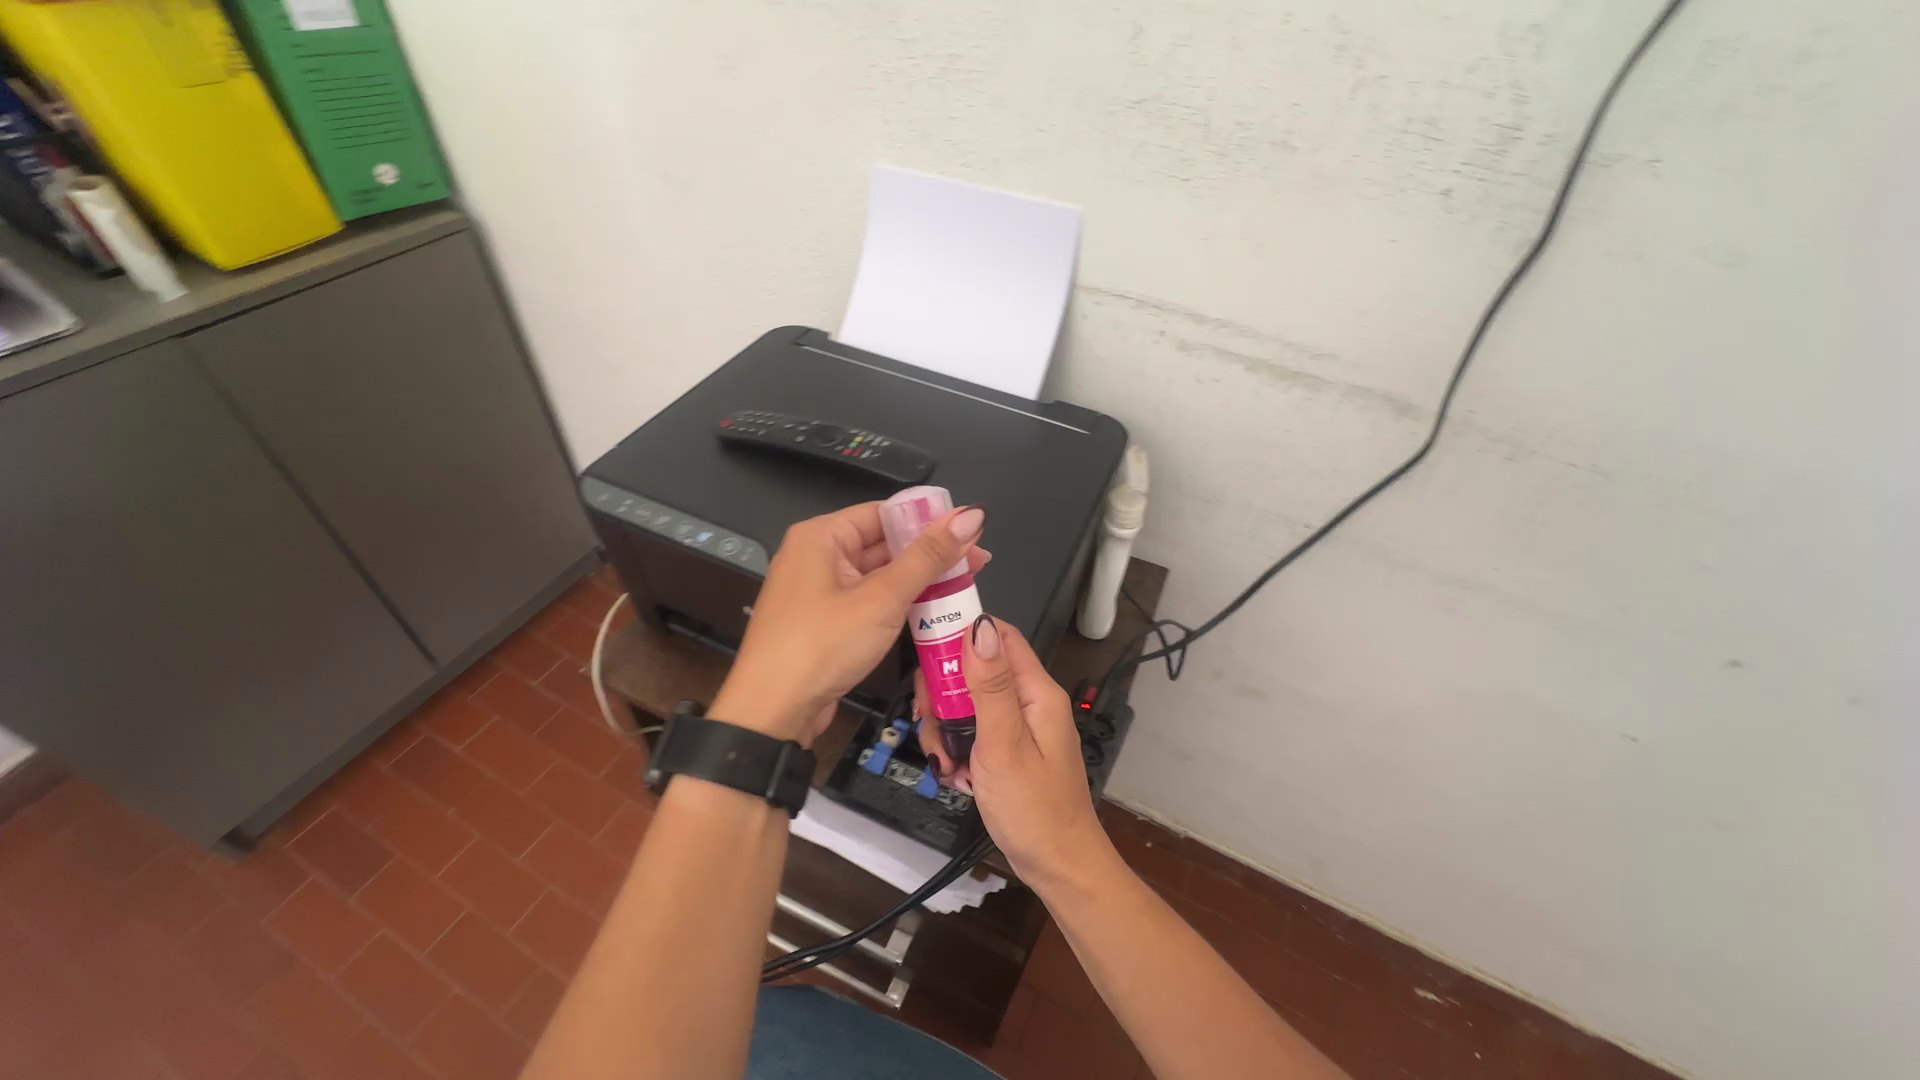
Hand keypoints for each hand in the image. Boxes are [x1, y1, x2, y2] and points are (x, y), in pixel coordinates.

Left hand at [711, 501, 987, 746]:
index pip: (885, 513)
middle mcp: (817, 555)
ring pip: (879, 574)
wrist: (772, 713)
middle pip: (884, 543)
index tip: (971, 532)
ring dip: (918, 582)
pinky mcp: (824, 621)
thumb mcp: (883, 598)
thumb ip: (929, 557)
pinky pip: (868, 600)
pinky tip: (932, 612)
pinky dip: (898, 604)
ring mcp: (819, 590)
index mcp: (822, 536)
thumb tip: (971, 515)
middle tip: (977, 563)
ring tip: (964, 588)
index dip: (929, 520)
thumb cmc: (821, 647)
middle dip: (929, 554)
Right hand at [939, 615, 1112, 890]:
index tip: (925, 651)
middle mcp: (1029, 702)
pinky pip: (973, 734)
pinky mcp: (1008, 751)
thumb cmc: (1033, 808)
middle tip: (928, 722)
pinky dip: (957, 750)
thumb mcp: (1005, 743)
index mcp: (1036, 691)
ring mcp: (1018, 727)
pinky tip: (954, 774)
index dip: (962, 634)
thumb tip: (980, 626)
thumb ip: (990, 686)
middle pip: (975, 671)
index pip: (999, 636)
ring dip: (945, 729)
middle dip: (944, 694)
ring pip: (967, 705)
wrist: (1057, 867)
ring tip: (943, 761)